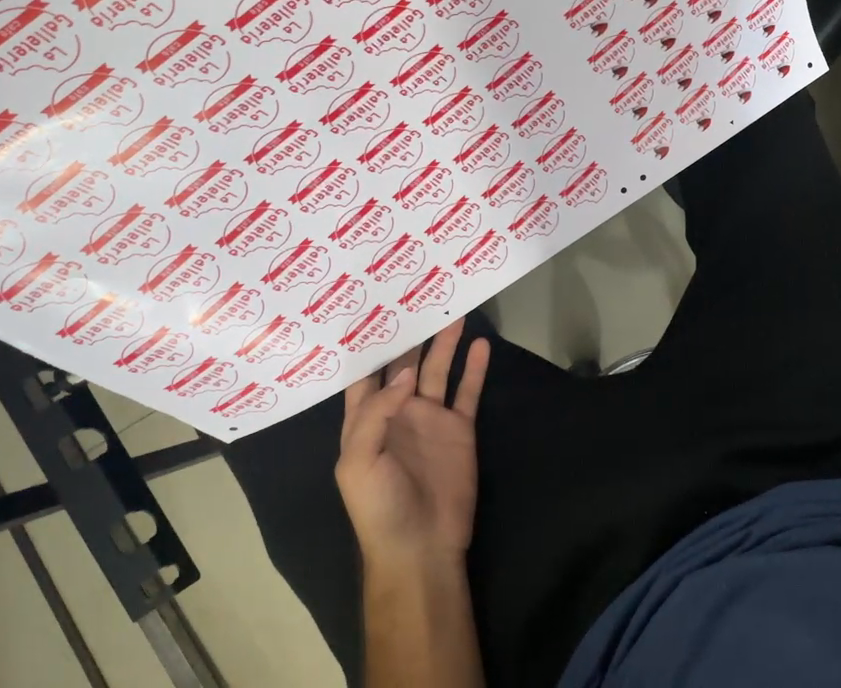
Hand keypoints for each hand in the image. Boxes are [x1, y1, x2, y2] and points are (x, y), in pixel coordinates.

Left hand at [335, 321, 491, 569]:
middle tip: (420, 296)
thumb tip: (406, 374)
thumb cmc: (378, 507)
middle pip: (404, 362)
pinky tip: (481, 344)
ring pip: (438, 369)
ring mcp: (431, 418)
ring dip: (445, 342)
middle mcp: (398, 412)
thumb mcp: (359, 464)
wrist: (422, 545)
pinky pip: (468, 390)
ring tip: (455, 309)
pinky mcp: (460, 428)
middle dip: (410, 333)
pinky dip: (475, 367)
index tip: (373, 308)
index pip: (363, 374)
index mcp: (364, 420)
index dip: (367, 344)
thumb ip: (376, 416)